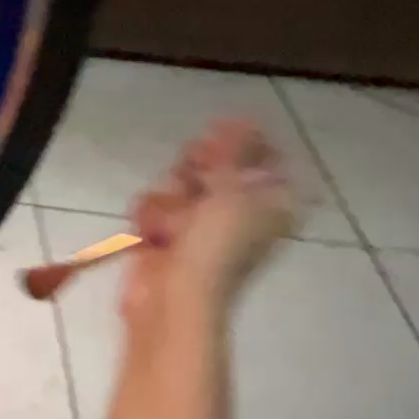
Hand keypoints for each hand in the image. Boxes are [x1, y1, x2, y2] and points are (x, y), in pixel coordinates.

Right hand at [122, 119, 294, 321]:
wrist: (173, 298)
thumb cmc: (214, 246)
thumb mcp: (231, 191)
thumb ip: (232, 153)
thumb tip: (239, 120)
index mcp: (270, 201)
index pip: (262, 157)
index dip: (239, 142)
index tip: (216, 132)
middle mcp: (237, 211)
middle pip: (215, 169)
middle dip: (195, 171)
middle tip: (188, 176)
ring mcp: (198, 225)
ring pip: (177, 188)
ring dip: (167, 201)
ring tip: (168, 222)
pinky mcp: (163, 238)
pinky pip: (152, 211)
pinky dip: (148, 220)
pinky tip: (149, 234)